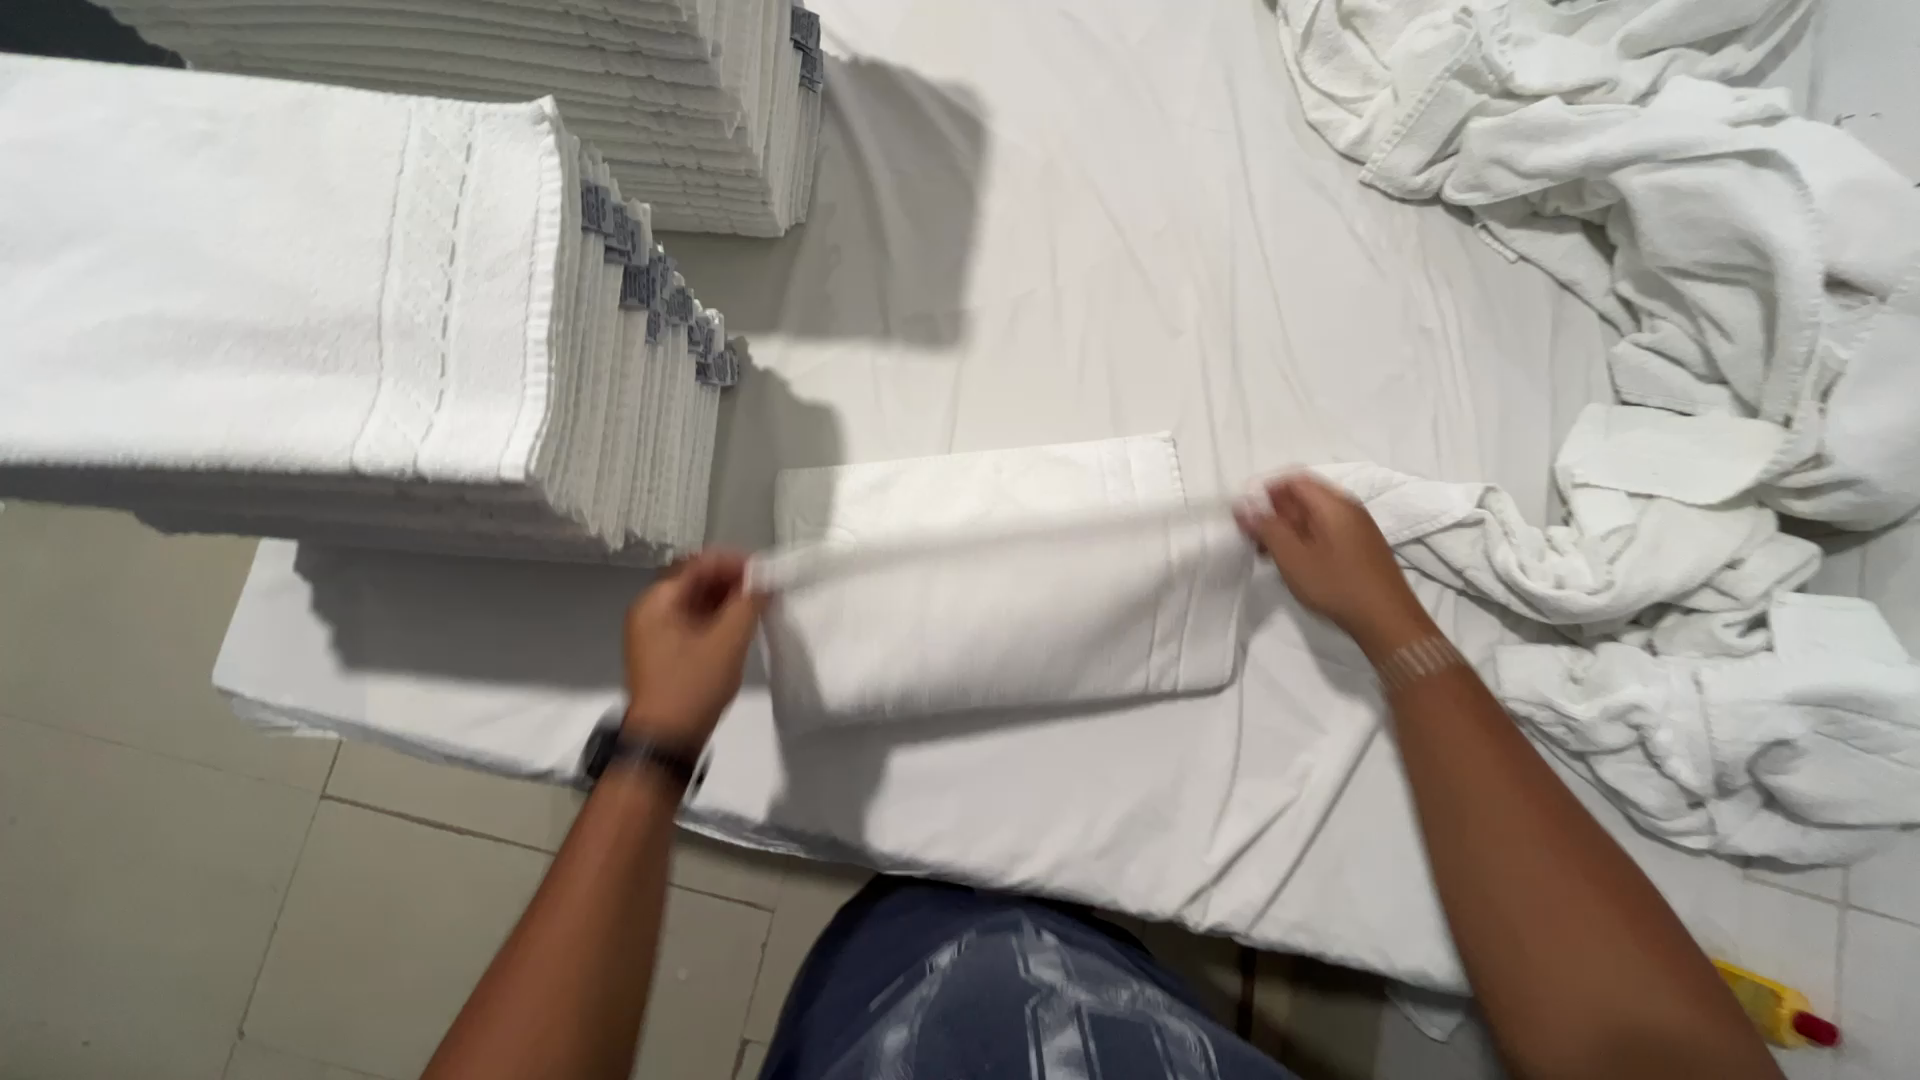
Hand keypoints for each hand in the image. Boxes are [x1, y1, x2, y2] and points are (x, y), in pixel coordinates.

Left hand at [623, 551, 765, 748]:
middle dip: (731, 580)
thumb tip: (764, 581)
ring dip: (725, 599)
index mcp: (657, 601)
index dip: (733, 562)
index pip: (698, 564)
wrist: (665, 741)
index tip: (765, 572)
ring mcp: (653, 632)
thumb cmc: (694, 686)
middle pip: (694, 580)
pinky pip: (691, 621)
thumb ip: (748, 604)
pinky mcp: (663, 651)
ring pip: (694, 601)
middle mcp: (649, 610)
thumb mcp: (728, 642)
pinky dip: (716, 618)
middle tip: (765, 589)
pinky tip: (740, 627)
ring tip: (758, 607)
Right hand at [1235, 471, 1436, 657]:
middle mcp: (1348, 508)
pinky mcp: (1359, 546)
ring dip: (1286, 528)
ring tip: (1268, 554)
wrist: (1386, 620)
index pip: (1293, 479)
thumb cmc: (1336, 585)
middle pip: (1303, 496)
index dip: (1265, 490)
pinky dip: (1303, 539)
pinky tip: (1293, 562)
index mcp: (1333, 504)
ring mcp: (1357, 527)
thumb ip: (1266, 527)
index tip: (1245, 513)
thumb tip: (1244, 505)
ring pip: (1313, 515)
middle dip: (1273, 512)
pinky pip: (1325, 530)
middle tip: (1252, 538)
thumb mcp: (1292, 557)